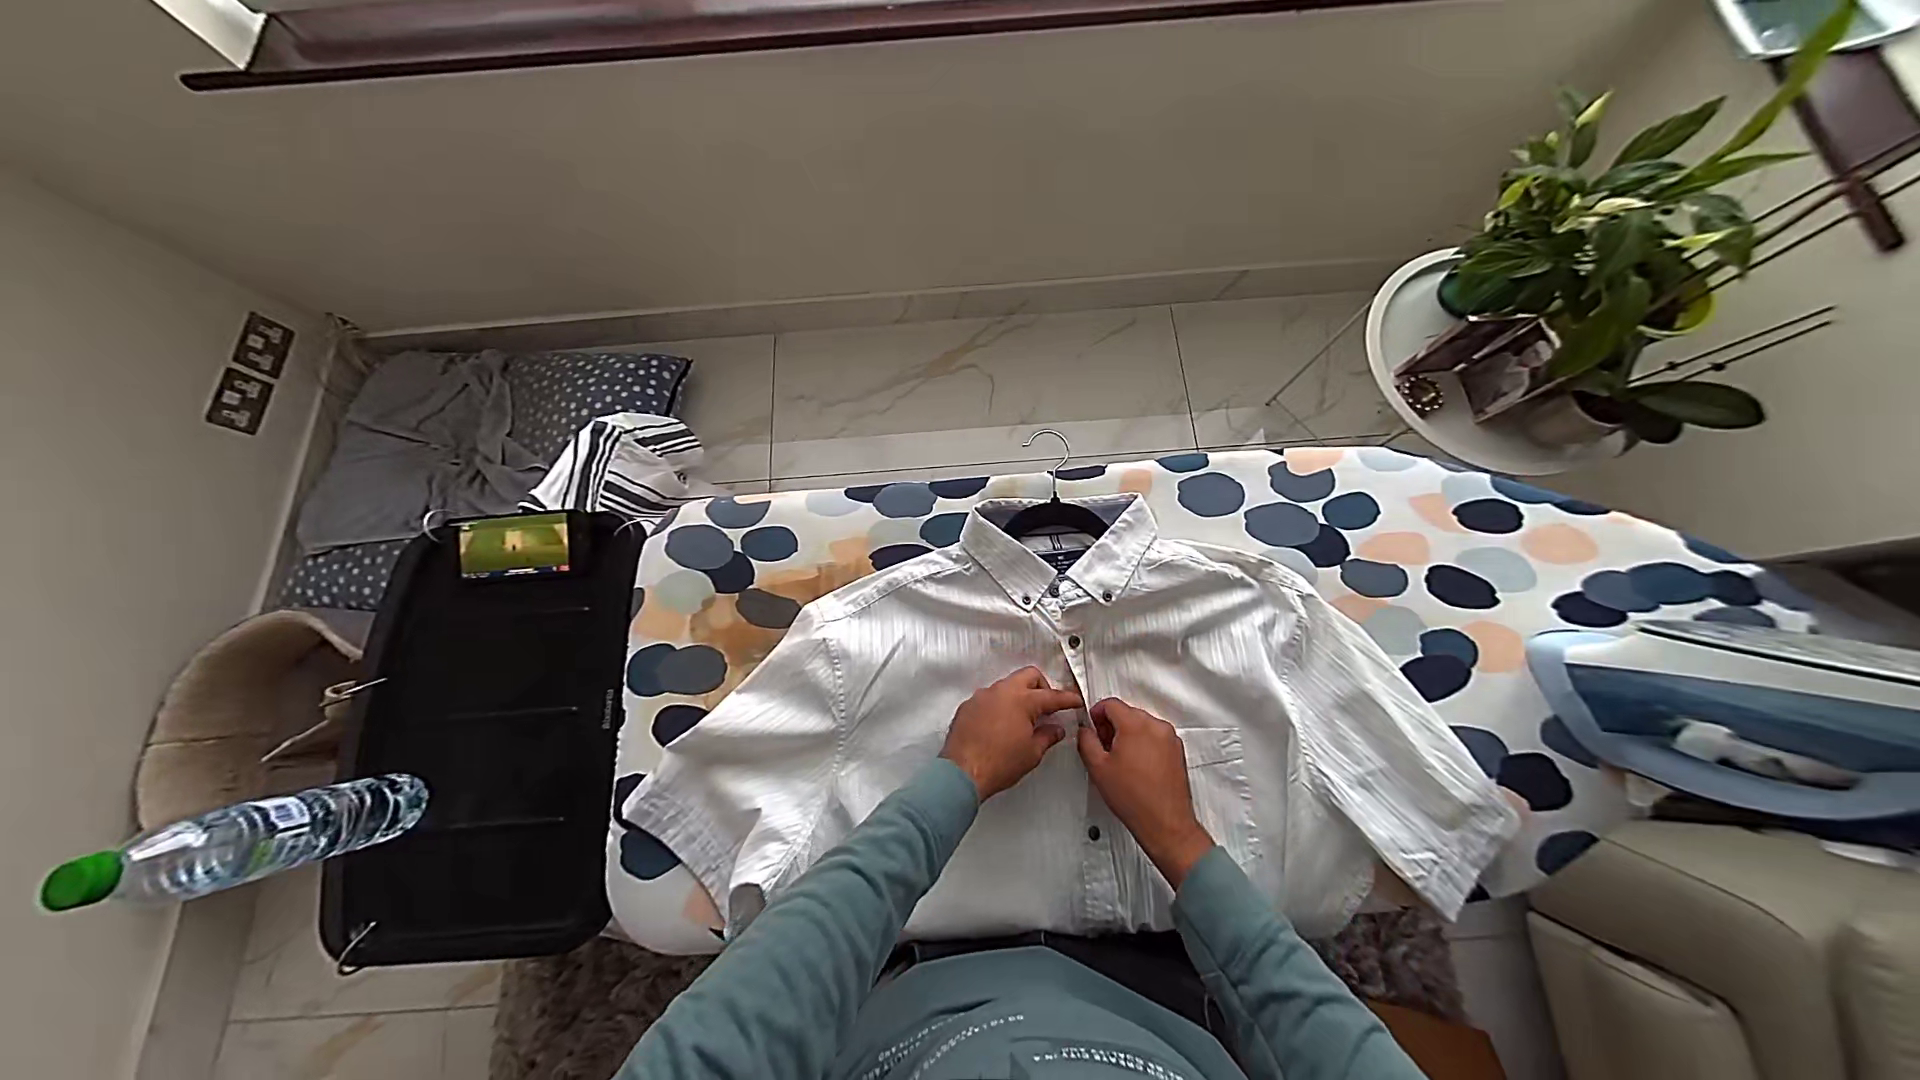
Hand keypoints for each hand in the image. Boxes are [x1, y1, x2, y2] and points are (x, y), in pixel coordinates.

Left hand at [940, 668, 1083, 799]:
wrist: (963, 772)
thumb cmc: (996, 763)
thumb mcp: (1032, 753)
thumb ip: (1047, 736)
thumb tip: (1054, 730)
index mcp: (1022, 700)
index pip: (1051, 695)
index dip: (1066, 699)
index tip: (1073, 701)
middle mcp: (1001, 692)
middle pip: (1029, 676)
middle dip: (1042, 686)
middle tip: (1048, 705)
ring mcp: (982, 696)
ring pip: (1007, 685)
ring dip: (1018, 695)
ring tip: (1023, 717)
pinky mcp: (968, 706)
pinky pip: (988, 697)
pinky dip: (999, 705)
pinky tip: (1001, 724)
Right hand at [1077, 698, 1214, 889]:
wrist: (1165, 823)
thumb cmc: (1135, 799)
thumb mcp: (1097, 767)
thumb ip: (1086, 740)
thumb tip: (1085, 731)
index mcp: (1135, 725)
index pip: (1111, 704)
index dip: (1097, 713)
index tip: (1093, 725)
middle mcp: (1156, 727)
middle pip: (1127, 713)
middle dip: (1112, 725)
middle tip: (1103, 745)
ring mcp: (1169, 739)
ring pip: (1142, 724)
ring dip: (1128, 734)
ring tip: (1119, 759)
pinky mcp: (1177, 751)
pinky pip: (1155, 737)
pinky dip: (1144, 744)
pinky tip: (1135, 765)